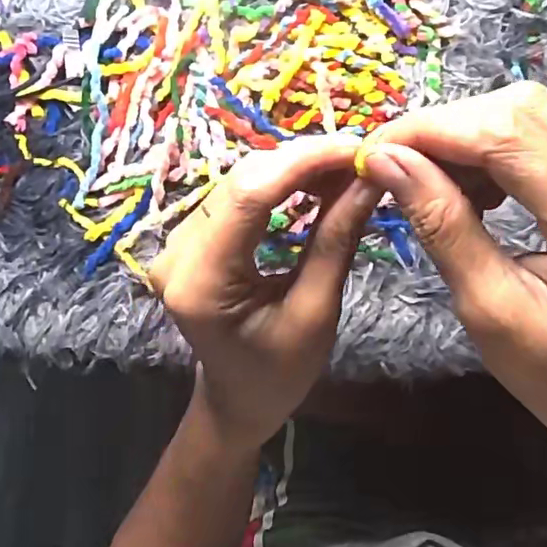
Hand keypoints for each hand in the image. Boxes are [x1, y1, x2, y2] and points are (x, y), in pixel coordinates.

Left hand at [150, 135, 383, 450]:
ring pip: (239, 181)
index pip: (248, 197)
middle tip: (359, 154)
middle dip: (303, 160)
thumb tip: (370, 177)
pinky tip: (313, 178)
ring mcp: (176, 243)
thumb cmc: (279, 373)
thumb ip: (336, 240)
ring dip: (293, 166)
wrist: (237, 399)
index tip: (355, 147)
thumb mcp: (316, 312)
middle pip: (241, 182)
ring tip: (344, 164)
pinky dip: (278, 181)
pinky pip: (236, 194)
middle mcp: (176, 253)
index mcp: (200, 282)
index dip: (303, 162)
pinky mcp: (189, 237)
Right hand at [359, 82, 546, 467]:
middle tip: (397, 162)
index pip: (512, 138)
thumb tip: (385, 158)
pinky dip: (500, 147)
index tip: (375, 149)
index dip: (434, 131)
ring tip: (433, 177)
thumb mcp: (488, 309)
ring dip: (472, 134)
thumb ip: (441, 223)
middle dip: (448, 127)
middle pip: (528, 111)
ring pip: (539, 114)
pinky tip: (476, 181)